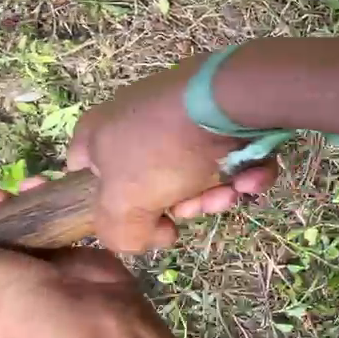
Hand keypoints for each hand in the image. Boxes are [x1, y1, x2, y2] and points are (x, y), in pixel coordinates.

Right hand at [68, 56, 277, 252]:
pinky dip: (247, 171)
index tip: (138, 222)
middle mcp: (141, 120)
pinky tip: (253, 177)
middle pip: (155, 182)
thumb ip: (120, 232)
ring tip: (231, 192)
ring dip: (219, 192)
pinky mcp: (234, 114)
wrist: (235, 97)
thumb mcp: (123, 201)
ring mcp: (189, 115)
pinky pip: (237, 153)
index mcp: (99, 134)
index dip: (107, 207)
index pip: (85, 177)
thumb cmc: (164, 147)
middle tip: (196, 207)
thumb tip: (149, 240)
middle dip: (183, 204)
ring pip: (201, 171)